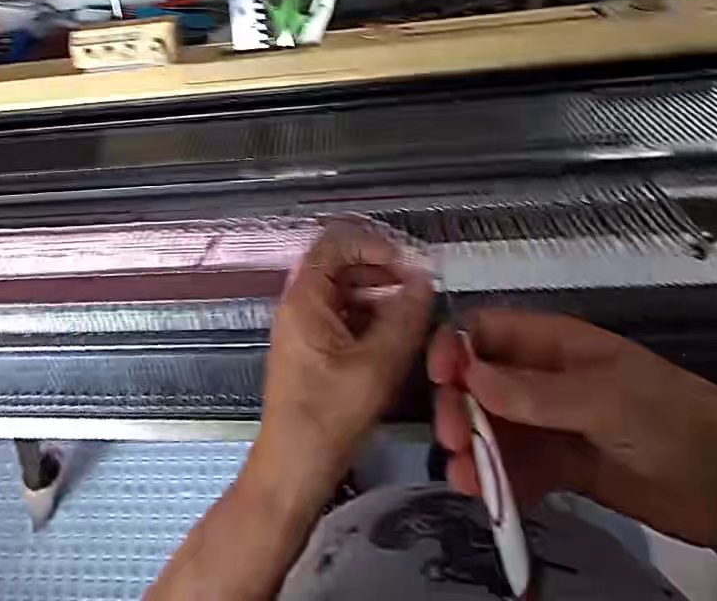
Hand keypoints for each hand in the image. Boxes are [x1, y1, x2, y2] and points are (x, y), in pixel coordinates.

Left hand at [254, 217, 433, 493]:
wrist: (291, 472)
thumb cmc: (327, 418)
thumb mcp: (376, 367)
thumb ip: (404, 319)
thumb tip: (425, 282)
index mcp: (304, 299)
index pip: (335, 245)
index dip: (373, 245)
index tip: (406, 263)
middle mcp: (299, 305)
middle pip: (340, 266)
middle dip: (381, 270)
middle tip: (417, 287)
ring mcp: (304, 327)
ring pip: (344, 292)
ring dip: (378, 295)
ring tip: (412, 311)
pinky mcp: (313, 349)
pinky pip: (343, 316)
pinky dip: (370, 317)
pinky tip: (395, 336)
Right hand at [428, 309, 716, 551]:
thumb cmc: (669, 418)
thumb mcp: (604, 398)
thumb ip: (536, 392)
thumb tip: (470, 376)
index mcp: (554, 342)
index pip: (489, 331)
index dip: (457, 346)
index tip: (436, 378)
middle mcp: (545, 376)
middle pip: (483, 380)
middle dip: (462, 404)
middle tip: (453, 439)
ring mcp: (553, 422)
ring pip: (496, 427)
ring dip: (475, 448)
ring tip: (463, 479)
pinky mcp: (563, 464)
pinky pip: (519, 466)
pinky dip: (499, 479)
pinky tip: (487, 497)